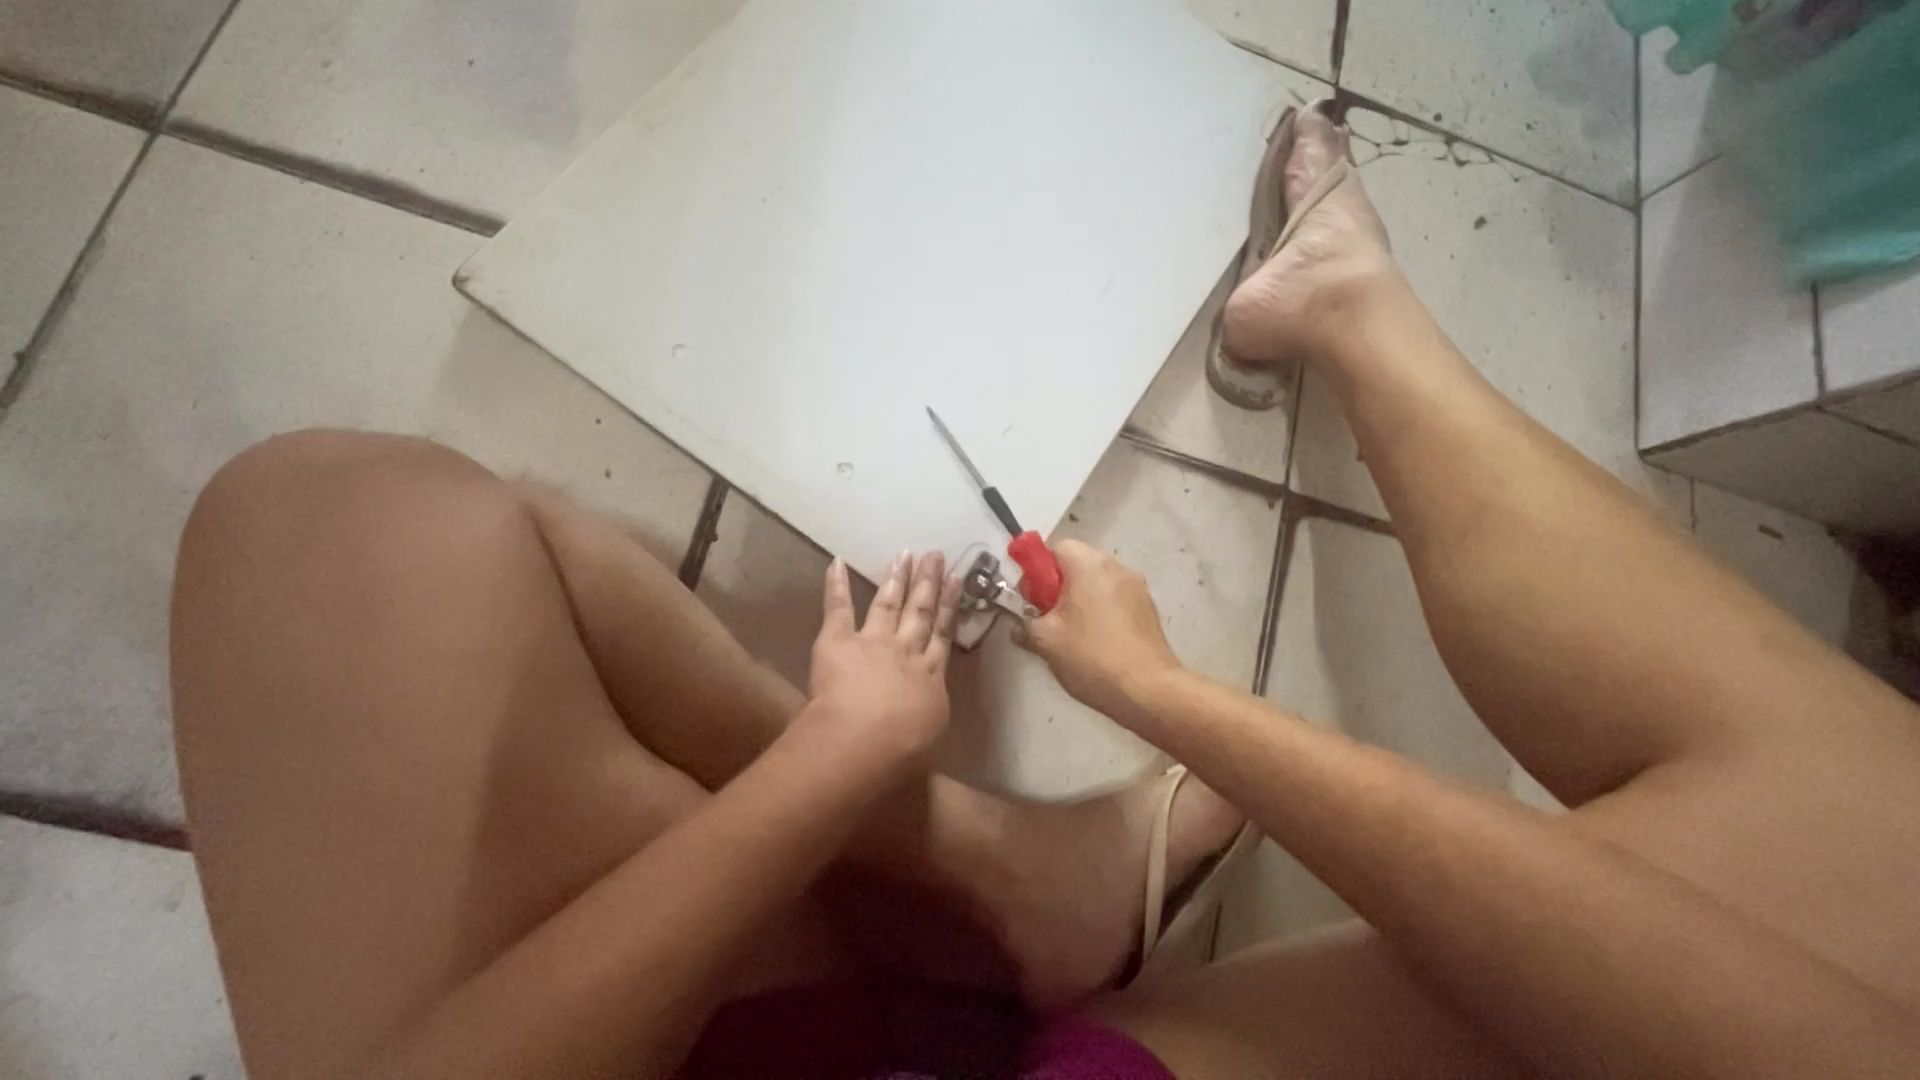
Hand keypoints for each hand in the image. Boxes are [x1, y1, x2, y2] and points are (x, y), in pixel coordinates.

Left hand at [799, 551, 961, 778]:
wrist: (865, 740)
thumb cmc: (901, 751)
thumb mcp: (928, 742)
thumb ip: (928, 725)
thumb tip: (927, 728)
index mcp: (930, 678)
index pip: (942, 637)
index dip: (949, 608)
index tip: (957, 581)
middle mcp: (905, 652)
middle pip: (920, 613)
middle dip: (929, 583)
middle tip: (935, 555)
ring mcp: (873, 642)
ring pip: (887, 604)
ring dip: (896, 579)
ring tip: (904, 555)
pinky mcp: (838, 641)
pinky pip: (838, 608)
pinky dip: (836, 584)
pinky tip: (837, 561)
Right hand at [1018, 540, 1181, 723]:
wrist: (1148, 690)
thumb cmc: (1092, 657)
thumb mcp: (1045, 641)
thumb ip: (1025, 624)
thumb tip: (1020, 624)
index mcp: (1089, 565)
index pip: (1055, 547)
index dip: (1038, 570)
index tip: (1032, 600)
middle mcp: (1116, 566)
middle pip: (1077, 563)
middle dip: (1058, 587)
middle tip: (1048, 619)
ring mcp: (1137, 587)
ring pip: (1097, 582)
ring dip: (1080, 600)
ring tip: (1072, 634)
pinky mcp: (1148, 608)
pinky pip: (1115, 598)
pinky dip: (1101, 611)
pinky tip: (1096, 642)